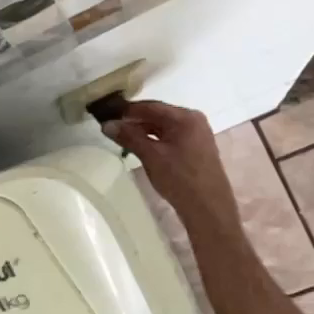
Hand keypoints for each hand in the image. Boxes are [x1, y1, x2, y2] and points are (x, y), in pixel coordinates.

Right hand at [101, 101, 242, 232]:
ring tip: (121, 138)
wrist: (208, 208)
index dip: (126, 110)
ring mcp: (196, 134)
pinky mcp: (195, 148)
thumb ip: (129, 137)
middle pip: (157, 115)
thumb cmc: (180, 178)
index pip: (150, 106)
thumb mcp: (151, 156)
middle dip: (134, 121)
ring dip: (143, 131)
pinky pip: (170, 137)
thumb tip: (106, 124)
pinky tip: (140, 147)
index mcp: (185, 117)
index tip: (105, 114)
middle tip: (110, 127)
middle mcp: (193, 120)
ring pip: (163, 127)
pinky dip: (154, 140)